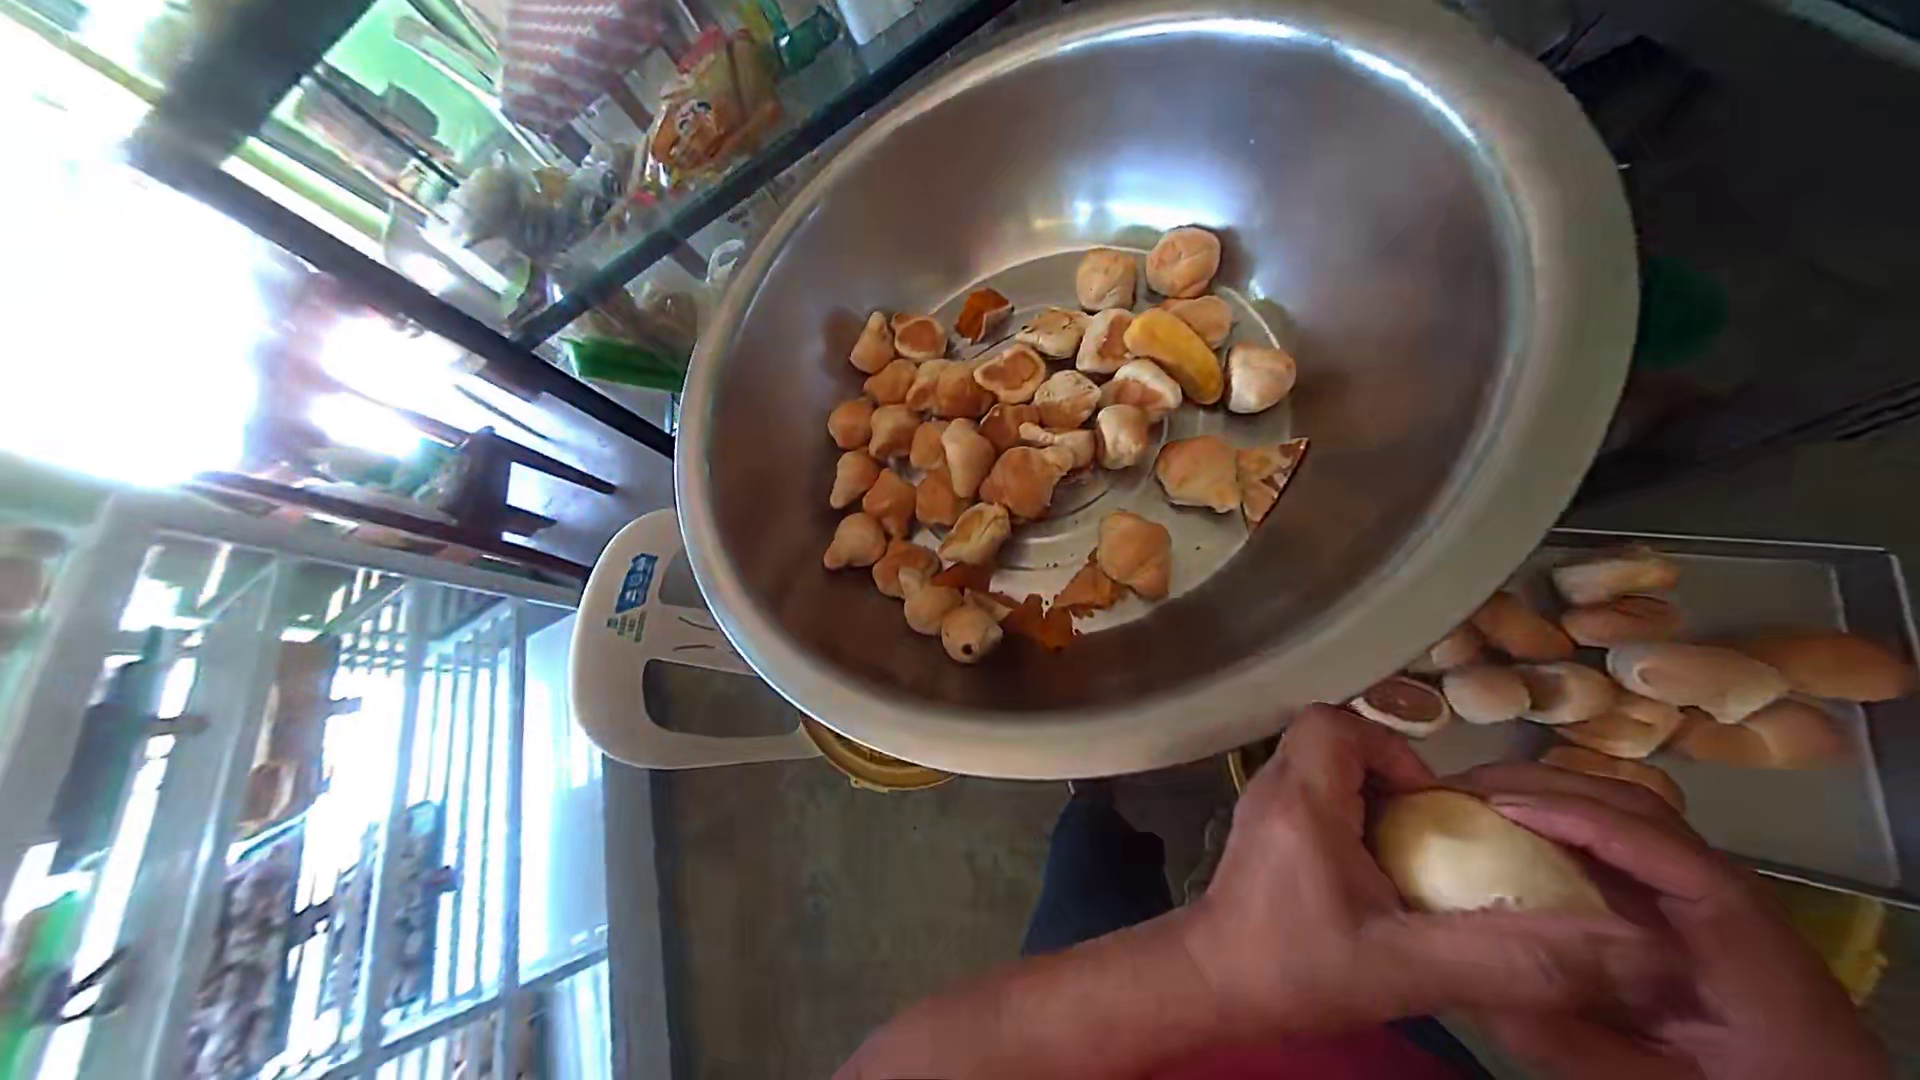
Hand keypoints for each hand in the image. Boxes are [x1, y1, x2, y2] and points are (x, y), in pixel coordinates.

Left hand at [1177, 706, 1675, 1036]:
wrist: (1216, 983)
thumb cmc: (1298, 968)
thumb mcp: (1409, 969)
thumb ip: (1509, 958)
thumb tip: (1625, 949)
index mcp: (1300, 797)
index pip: (1332, 723)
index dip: (1388, 748)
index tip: (1426, 804)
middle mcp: (1273, 785)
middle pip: (1330, 738)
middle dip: (1387, 772)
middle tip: (1427, 829)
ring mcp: (1262, 803)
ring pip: (1319, 762)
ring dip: (1370, 792)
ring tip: (1408, 851)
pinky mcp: (1262, 825)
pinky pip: (1309, 789)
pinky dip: (1348, 811)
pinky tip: (1374, 869)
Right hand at [1456, 762, 1890, 1079]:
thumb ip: (1560, 1034)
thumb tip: (1456, 962)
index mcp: (1747, 946)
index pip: (1666, 853)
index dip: (1579, 818)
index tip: (1496, 807)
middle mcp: (1734, 900)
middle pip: (1641, 811)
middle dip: (1542, 786)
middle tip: (1459, 787)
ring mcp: (1709, 892)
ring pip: (1627, 810)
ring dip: (1544, 790)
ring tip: (1472, 794)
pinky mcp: (1682, 897)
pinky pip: (1615, 834)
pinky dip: (1556, 814)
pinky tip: (1509, 823)